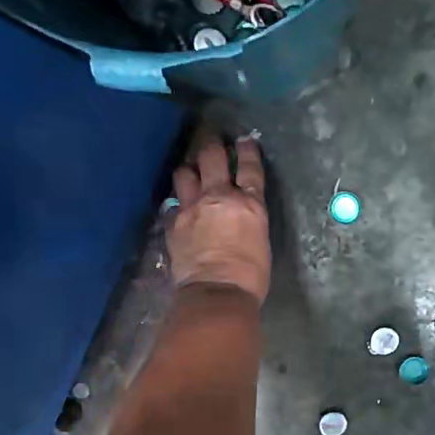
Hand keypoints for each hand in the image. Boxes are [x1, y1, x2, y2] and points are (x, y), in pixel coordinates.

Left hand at [169, 126, 269, 303]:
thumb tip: (240, 217)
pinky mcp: (174, 222)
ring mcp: (192, 207)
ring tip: (191, 173)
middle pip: (212, 158)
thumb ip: (249, 220)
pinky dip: (177, 202)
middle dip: (212, 146)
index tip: (244, 140)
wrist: (217, 294)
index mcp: (250, 204)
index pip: (249, 167)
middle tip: (212, 142)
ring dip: (189, 170)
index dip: (247, 150)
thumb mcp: (261, 241)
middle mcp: (220, 197)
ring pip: (184, 173)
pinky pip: (173, 202)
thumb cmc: (251, 277)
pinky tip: (180, 207)